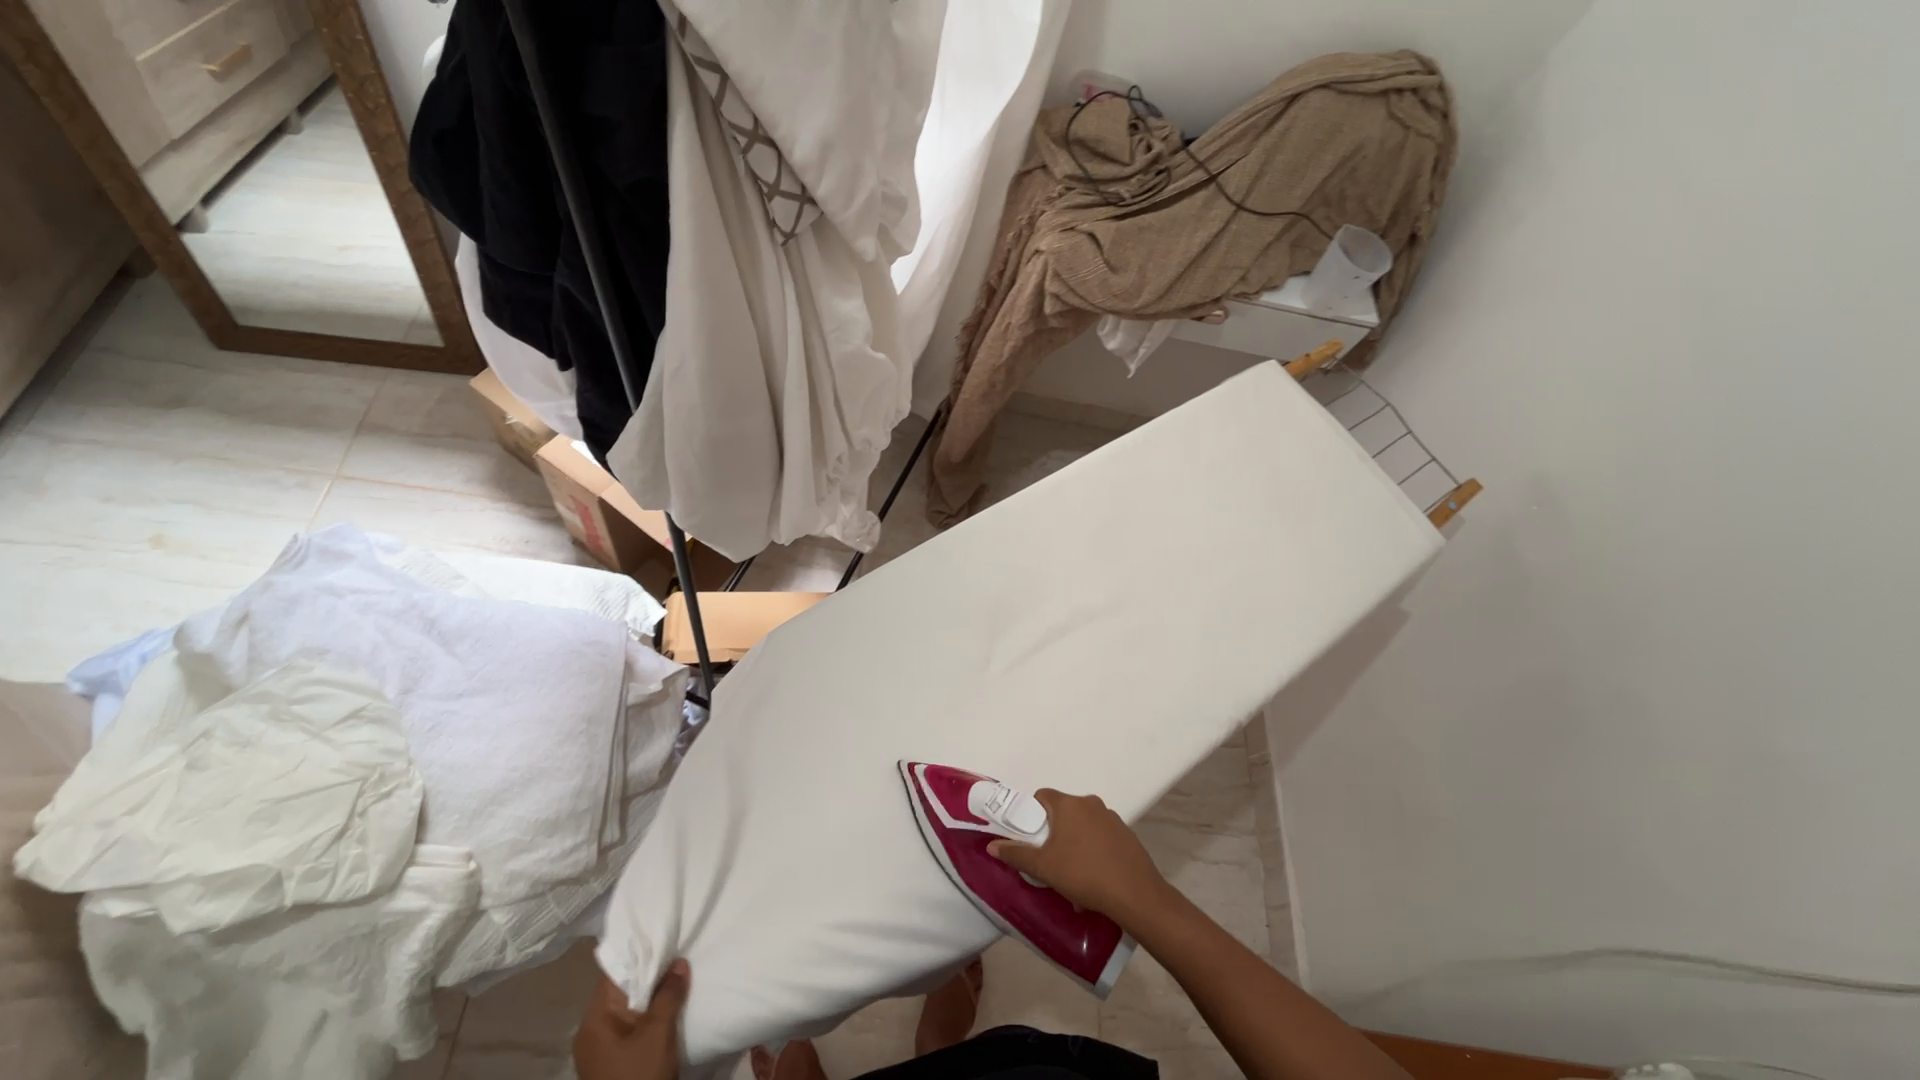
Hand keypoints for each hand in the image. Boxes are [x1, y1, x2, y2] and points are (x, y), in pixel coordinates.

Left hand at [574, 960, 689, 1079]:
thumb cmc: (640, 1075)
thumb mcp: (659, 1033)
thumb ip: (668, 995)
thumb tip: (678, 962)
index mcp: (593, 1020)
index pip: (614, 974)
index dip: (639, 956)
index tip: (664, 942)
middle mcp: (589, 1032)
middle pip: (619, 993)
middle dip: (647, 978)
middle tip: (676, 961)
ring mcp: (597, 1051)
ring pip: (624, 1012)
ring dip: (648, 1000)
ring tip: (674, 983)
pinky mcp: (607, 1065)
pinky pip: (626, 1030)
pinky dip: (644, 1019)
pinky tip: (664, 1015)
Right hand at [987, 789, 1171, 925]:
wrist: (1135, 894)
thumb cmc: (1083, 874)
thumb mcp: (1043, 867)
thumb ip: (1016, 854)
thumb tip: (992, 845)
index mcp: (1069, 805)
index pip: (1042, 796)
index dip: (1030, 813)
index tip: (1029, 838)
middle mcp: (1091, 804)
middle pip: (1062, 811)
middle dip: (1052, 832)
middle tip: (1046, 859)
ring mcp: (1112, 818)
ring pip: (1082, 826)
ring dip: (1072, 843)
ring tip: (1070, 874)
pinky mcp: (1126, 835)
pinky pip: (1100, 837)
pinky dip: (1092, 851)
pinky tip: (1092, 877)